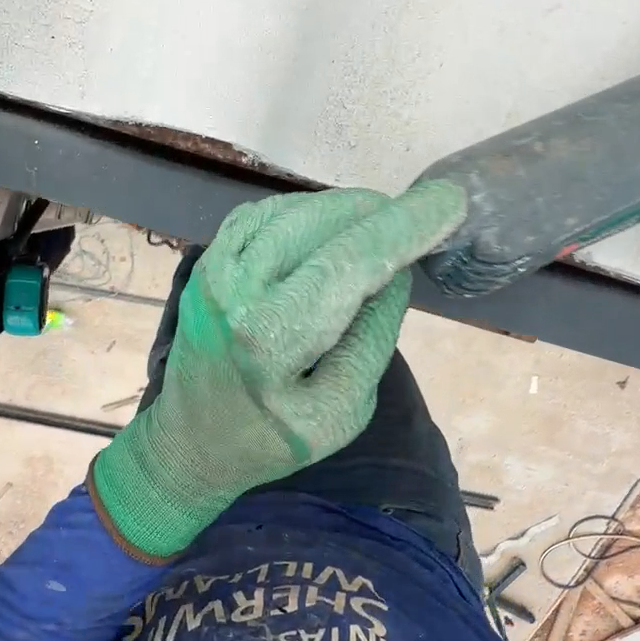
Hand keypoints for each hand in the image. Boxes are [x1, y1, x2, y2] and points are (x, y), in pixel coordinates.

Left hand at [90, 181, 466, 559]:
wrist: (191, 440)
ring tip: (376, 228)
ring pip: (289, 211)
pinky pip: (260, 215)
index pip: (350, 262)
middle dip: (377, 213)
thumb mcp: (342, 410)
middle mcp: (236, 291)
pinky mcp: (204, 263)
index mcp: (272, 338)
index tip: (448, 200)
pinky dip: (301, 212)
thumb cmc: (271, 438)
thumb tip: (394, 269)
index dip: (403, 225)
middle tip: (415, 219)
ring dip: (341, 210)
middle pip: (319, 223)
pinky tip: (326, 228)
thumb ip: (372, 337)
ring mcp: (213, 270)